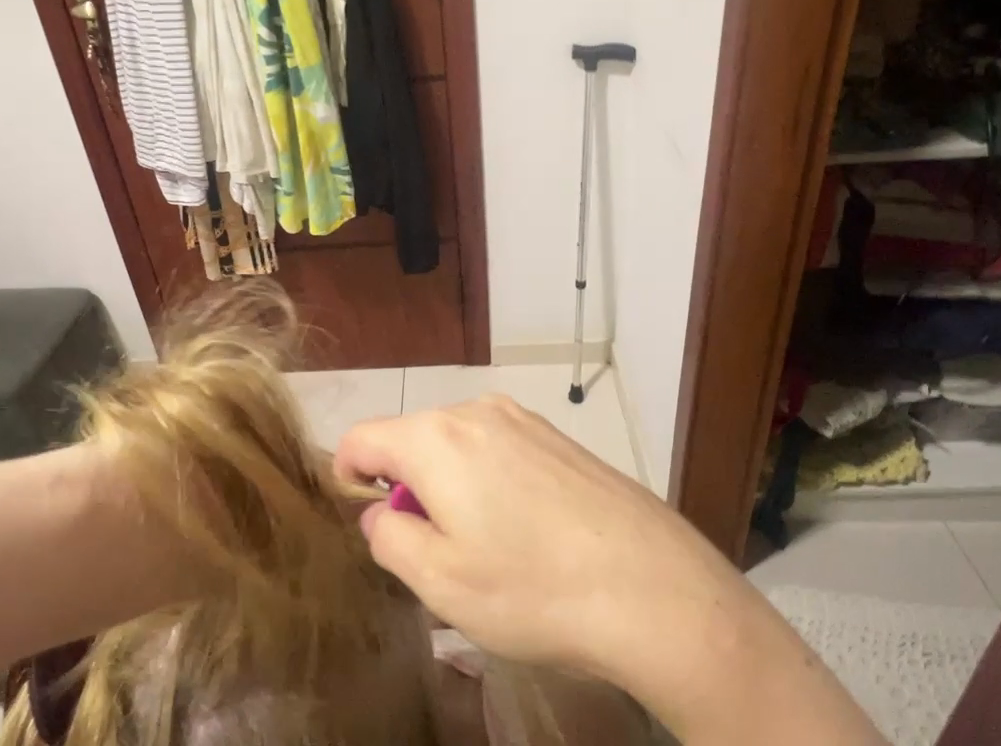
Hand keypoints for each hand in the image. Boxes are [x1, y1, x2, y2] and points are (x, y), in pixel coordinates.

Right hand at [333, 397, 739, 682]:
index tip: (369, 525)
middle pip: (412, 439)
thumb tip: (382, 512)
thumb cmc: (532, 588)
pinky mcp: (561, 438)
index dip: (348, 479)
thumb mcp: (440, 581)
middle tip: (434, 554)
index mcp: (436, 437)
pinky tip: (528, 534)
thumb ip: (389, 537)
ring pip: (459, 447)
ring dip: (452, 488)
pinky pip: (501, 451)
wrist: (653, 587)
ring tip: (487, 550)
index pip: (361, 438)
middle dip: (408, 488)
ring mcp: (526, 421)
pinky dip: (492, 484)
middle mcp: (478, 411)